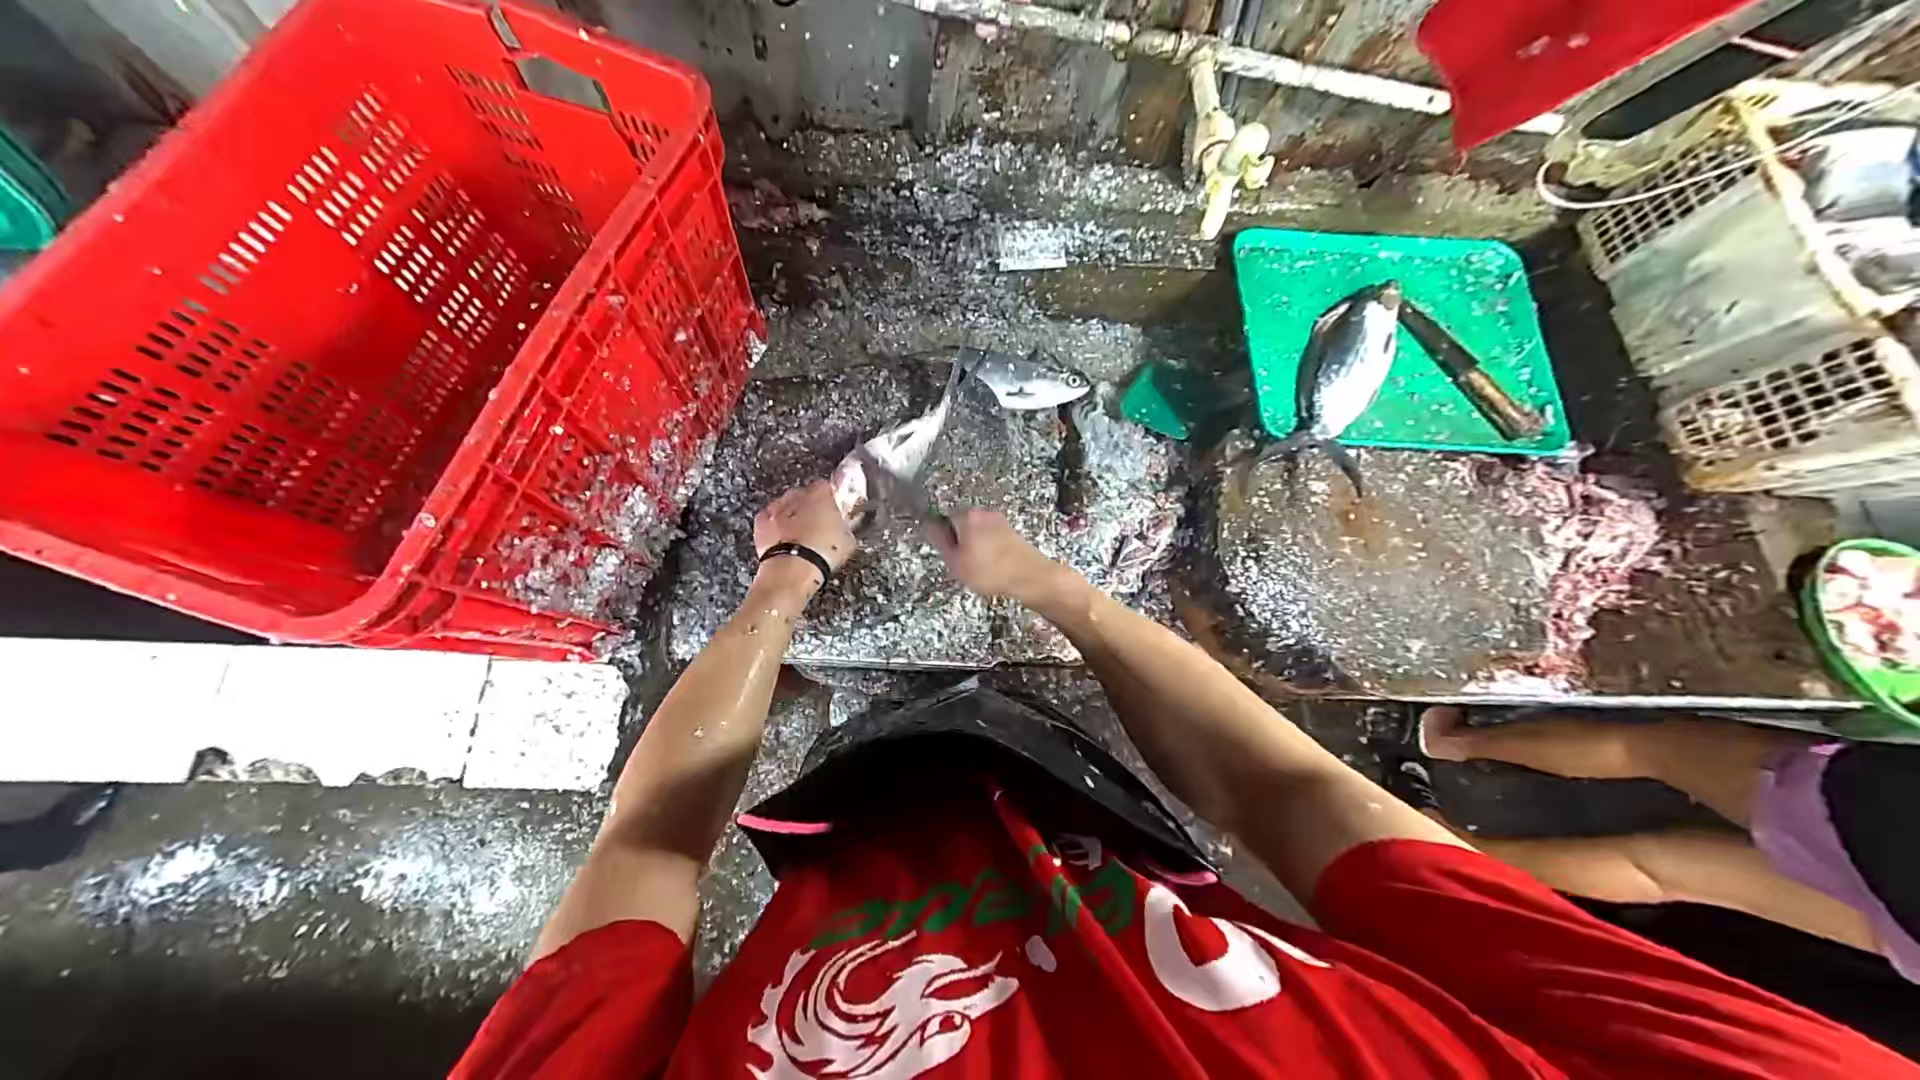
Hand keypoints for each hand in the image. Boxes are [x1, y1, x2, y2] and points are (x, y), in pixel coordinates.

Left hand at [754, 480, 856, 573]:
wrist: (793, 568)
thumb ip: (844, 527)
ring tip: (799, 538)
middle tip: (816, 526)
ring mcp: (776, 508)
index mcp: (820, 494)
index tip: (832, 510)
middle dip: (808, 507)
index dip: (829, 499)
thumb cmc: (821, 552)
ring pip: (785, 507)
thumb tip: (845, 530)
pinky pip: (769, 520)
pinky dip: (774, 528)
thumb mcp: (847, 540)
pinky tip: (783, 542)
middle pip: (803, 495)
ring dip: (790, 517)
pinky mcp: (760, 522)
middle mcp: (797, 496)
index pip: (825, 486)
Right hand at [927, 508, 1077, 605]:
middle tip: (963, 565)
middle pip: (960, 525)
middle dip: (959, 543)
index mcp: (967, 516)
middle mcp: (984, 513)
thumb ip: (938, 540)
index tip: (948, 555)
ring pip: (976, 533)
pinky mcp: (1011, 532)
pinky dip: (988, 550)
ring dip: (975, 548)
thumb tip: (928, 525)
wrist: (1030, 577)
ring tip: (980, 569)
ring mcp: (999, 521)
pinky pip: (991, 539)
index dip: (943, 540)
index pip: (943, 520)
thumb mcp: (955, 562)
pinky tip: (992, 567)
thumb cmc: (992, 571)